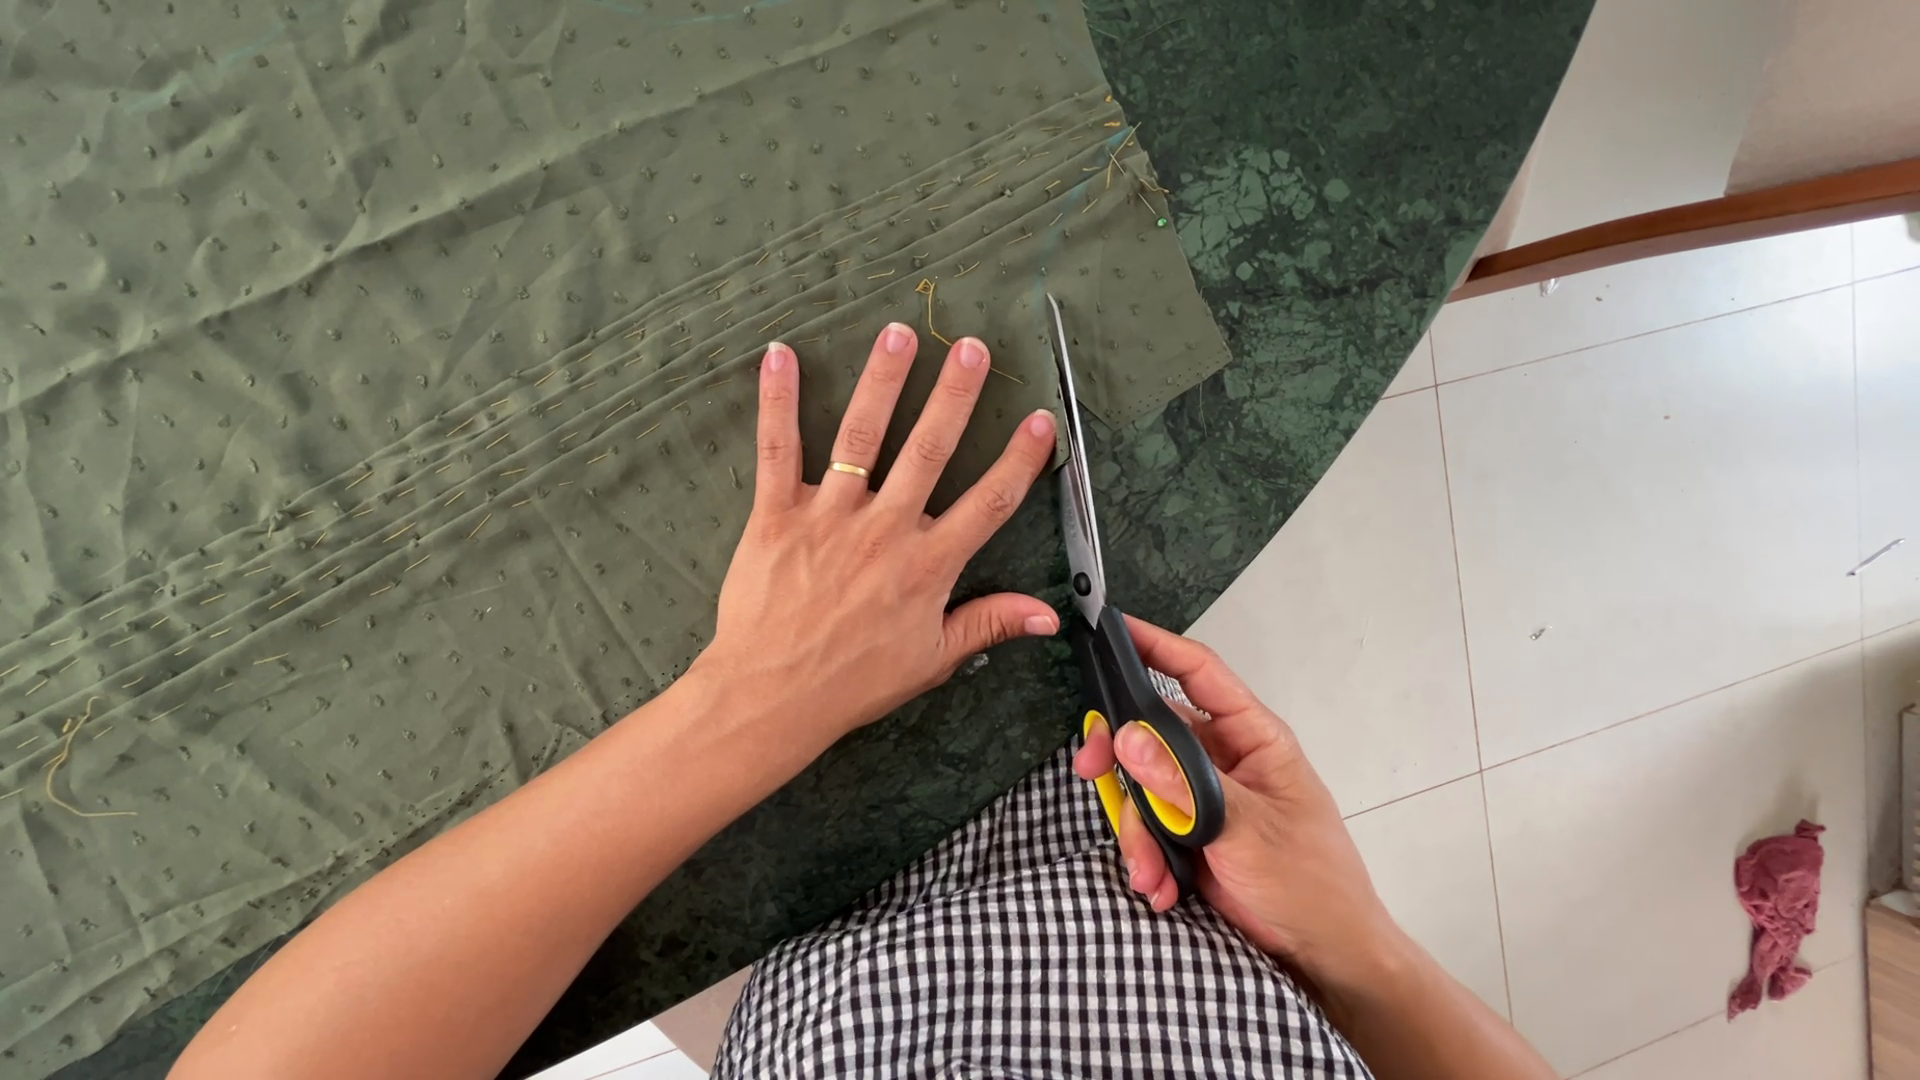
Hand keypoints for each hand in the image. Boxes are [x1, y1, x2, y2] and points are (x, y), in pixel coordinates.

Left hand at [689, 323, 1059, 742]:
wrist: (772, 694)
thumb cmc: (855, 681)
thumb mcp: (932, 659)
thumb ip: (989, 624)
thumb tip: (1050, 616)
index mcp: (927, 565)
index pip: (987, 502)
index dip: (1019, 461)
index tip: (1041, 422)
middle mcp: (884, 530)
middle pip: (928, 450)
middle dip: (955, 395)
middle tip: (973, 347)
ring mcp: (829, 517)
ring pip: (861, 436)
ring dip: (882, 381)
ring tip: (899, 335)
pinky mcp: (777, 514)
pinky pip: (779, 449)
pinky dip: (778, 401)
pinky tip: (781, 355)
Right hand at [1072, 616, 1400, 986]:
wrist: (1323, 956)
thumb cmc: (1310, 882)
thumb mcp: (1247, 830)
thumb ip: (1184, 783)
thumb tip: (1126, 736)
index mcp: (1250, 737)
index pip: (1198, 672)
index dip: (1156, 644)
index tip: (1110, 626)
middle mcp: (1219, 756)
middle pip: (1151, 730)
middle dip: (1118, 756)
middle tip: (1090, 772)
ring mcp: (1199, 795)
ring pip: (1140, 784)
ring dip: (1136, 829)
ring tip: (1149, 871)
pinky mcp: (1184, 830)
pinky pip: (1145, 825)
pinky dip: (1144, 856)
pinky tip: (1158, 886)